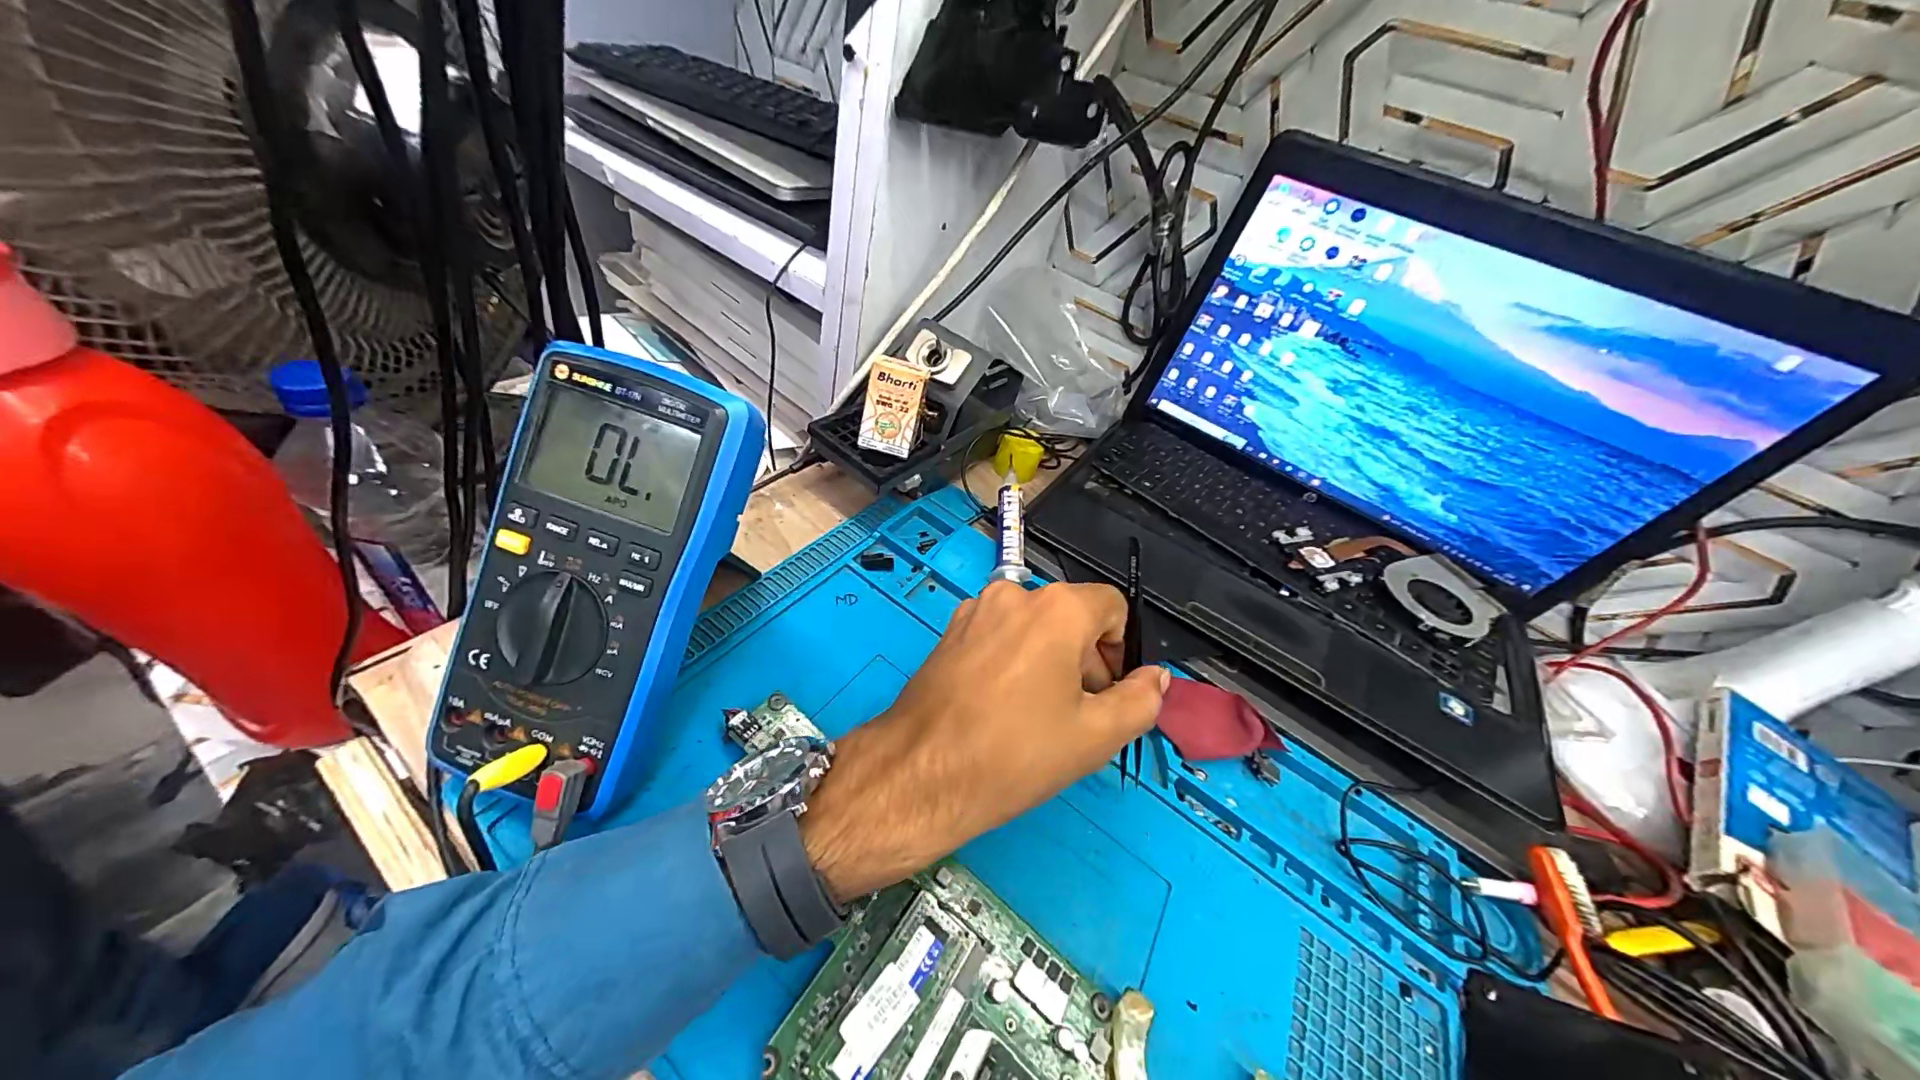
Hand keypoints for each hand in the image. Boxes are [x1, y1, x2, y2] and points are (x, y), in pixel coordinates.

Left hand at [800, 581, 1168, 901]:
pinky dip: (1012, 660)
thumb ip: (1141, 700)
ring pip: (1033, 627)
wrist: (922, 773)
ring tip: (1034, 715)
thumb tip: (1154, 678)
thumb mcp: (1097, 736)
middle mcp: (1013, 595)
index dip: (1119, 650)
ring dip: (1047, 661)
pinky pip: (999, 636)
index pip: (1112, 607)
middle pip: (1070, 616)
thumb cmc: (1015, 753)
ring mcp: (975, 611)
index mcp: (1055, 608)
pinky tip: (1001, 707)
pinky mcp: (949, 632)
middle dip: (1084, 658)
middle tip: (1073, 713)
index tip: (1106, 692)